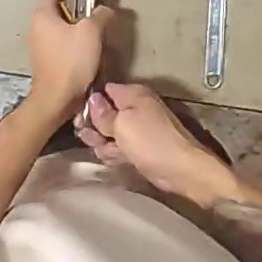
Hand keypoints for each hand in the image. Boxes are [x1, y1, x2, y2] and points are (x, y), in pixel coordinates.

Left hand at [26, 0, 113, 117]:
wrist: (57, 97)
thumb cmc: (71, 61)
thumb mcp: (92, 31)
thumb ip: (100, 15)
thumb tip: (104, 10)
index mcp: (42, 16)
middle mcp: (35, 29)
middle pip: (57, 11)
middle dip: (76, 14)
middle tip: (93, 22)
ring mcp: (37, 46)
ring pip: (58, 30)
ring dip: (75, 32)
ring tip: (92, 41)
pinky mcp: (43, 61)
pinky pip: (58, 47)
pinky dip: (70, 48)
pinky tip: (84, 57)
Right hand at [78, 83, 255, 207]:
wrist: (179, 169)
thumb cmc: (150, 141)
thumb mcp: (121, 123)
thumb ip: (103, 112)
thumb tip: (92, 99)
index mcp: (132, 95)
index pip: (103, 91)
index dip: (91, 102)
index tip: (82, 116)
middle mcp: (133, 108)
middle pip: (102, 114)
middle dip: (95, 128)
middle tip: (96, 138)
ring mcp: (135, 130)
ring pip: (106, 134)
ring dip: (103, 144)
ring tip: (111, 151)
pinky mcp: (136, 148)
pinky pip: (116, 148)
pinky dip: (114, 154)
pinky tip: (116, 159)